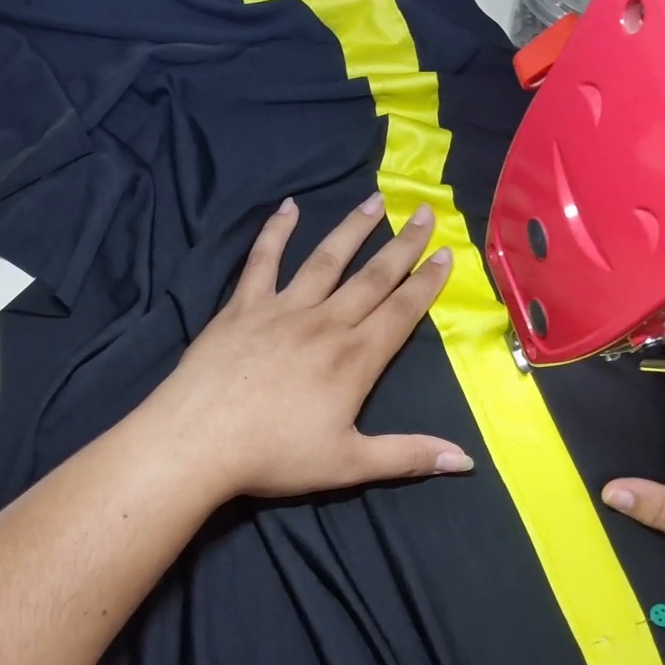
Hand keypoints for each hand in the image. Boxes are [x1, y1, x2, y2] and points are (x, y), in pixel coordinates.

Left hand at [138, 193, 469, 498]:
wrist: (198, 441)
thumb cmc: (275, 456)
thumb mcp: (350, 464)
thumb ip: (408, 456)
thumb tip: (466, 461)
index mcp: (355, 359)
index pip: (401, 312)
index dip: (426, 284)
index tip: (445, 254)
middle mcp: (325, 324)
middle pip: (372, 277)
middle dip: (403, 245)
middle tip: (425, 212)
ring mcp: (281, 310)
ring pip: (326, 260)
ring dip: (353, 229)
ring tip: (375, 200)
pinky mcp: (242, 308)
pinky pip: (262, 261)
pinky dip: (276, 232)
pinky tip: (288, 208)